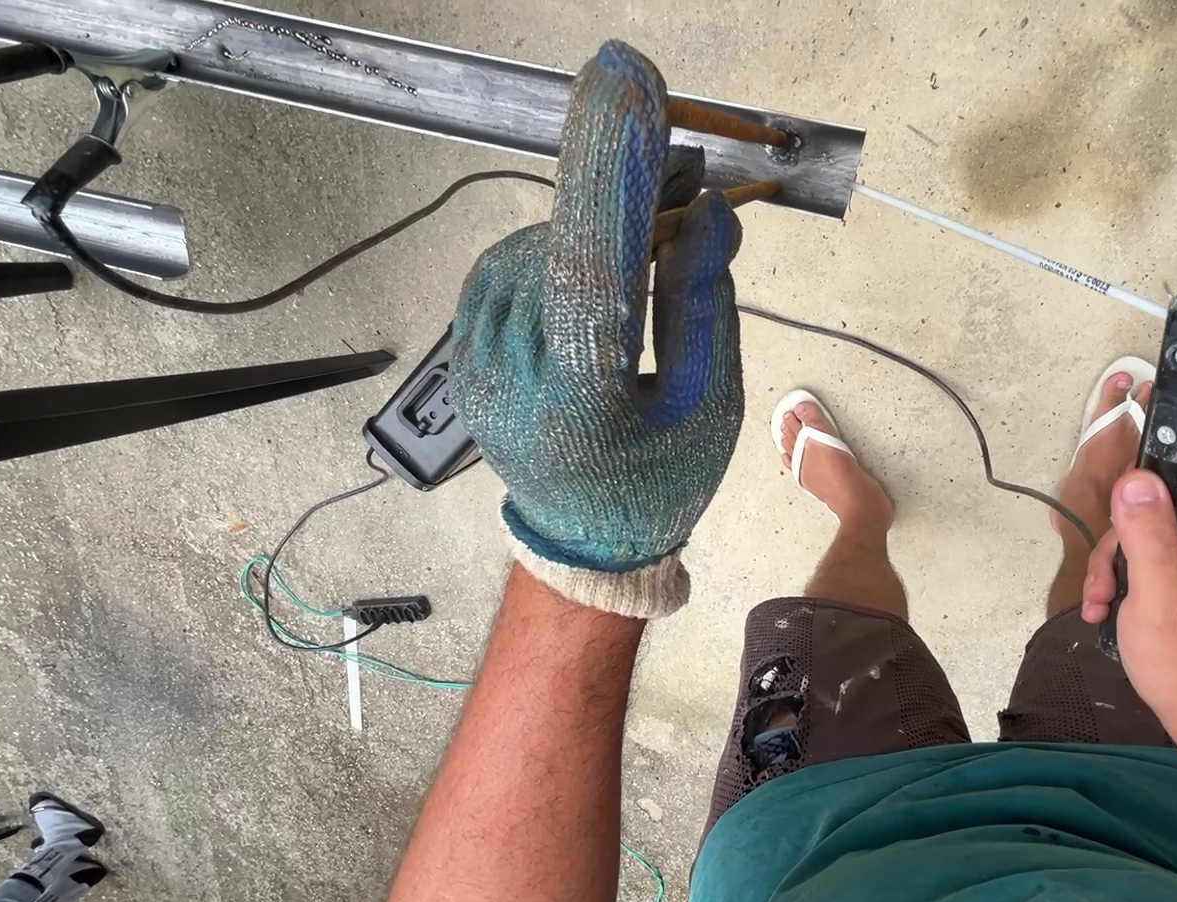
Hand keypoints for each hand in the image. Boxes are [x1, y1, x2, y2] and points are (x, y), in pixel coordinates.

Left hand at [450, 41, 742, 618]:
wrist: (589, 540)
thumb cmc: (663, 482)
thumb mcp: (710, 405)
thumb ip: (704, 306)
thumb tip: (706, 213)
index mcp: (584, 404)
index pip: (592, 269)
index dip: (612, 174)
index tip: (630, 87)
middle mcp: (514, 382)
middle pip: (564, 248)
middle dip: (621, 196)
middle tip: (674, 165)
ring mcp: (478, 371)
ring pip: (532, 253)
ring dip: (591, 231)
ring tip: (644, 242)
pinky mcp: (467, 359)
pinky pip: (507, 274)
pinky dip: (556, 255)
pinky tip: (591, 273)